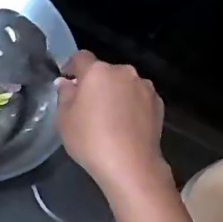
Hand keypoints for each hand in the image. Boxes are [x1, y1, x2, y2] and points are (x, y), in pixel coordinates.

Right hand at [55, 51, 169, 198]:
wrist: (130, 163)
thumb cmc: (89, 139)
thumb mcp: (64, 119)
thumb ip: (65, 95)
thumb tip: (66, 83)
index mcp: (97, 72)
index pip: (80, 57)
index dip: (70, 67)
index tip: (66, 81)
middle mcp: (123, 72)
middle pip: (104, 71)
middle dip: (94, 83)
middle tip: (86, 105)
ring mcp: (144, 86)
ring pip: (123, 84)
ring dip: (114, 93)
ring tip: (108, 117)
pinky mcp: (158, 102)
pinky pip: (137, 97)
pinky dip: (130, 105)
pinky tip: (124, 124)